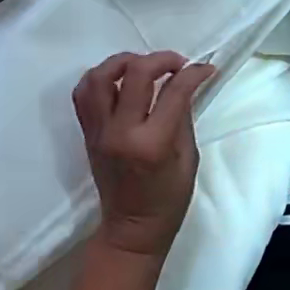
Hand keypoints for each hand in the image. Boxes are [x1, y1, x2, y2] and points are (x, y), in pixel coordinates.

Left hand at [72, 52, 215, 257]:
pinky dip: (100, 78)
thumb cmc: (168, 199)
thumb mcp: (188, 158)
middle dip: (160, 59)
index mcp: (152, 143)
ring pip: (99, 77)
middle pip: (135, 74)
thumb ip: (183, 116)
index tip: (206, 69)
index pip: (174, 91)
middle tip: (176, 64)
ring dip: (123, 62)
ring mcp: (98, 131)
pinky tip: (120, 80)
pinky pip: (83, 94)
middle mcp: (121, 132)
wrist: (131, 230)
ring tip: (143, 66)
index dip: (194, 73)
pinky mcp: (87, 133)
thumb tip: (185, 83)